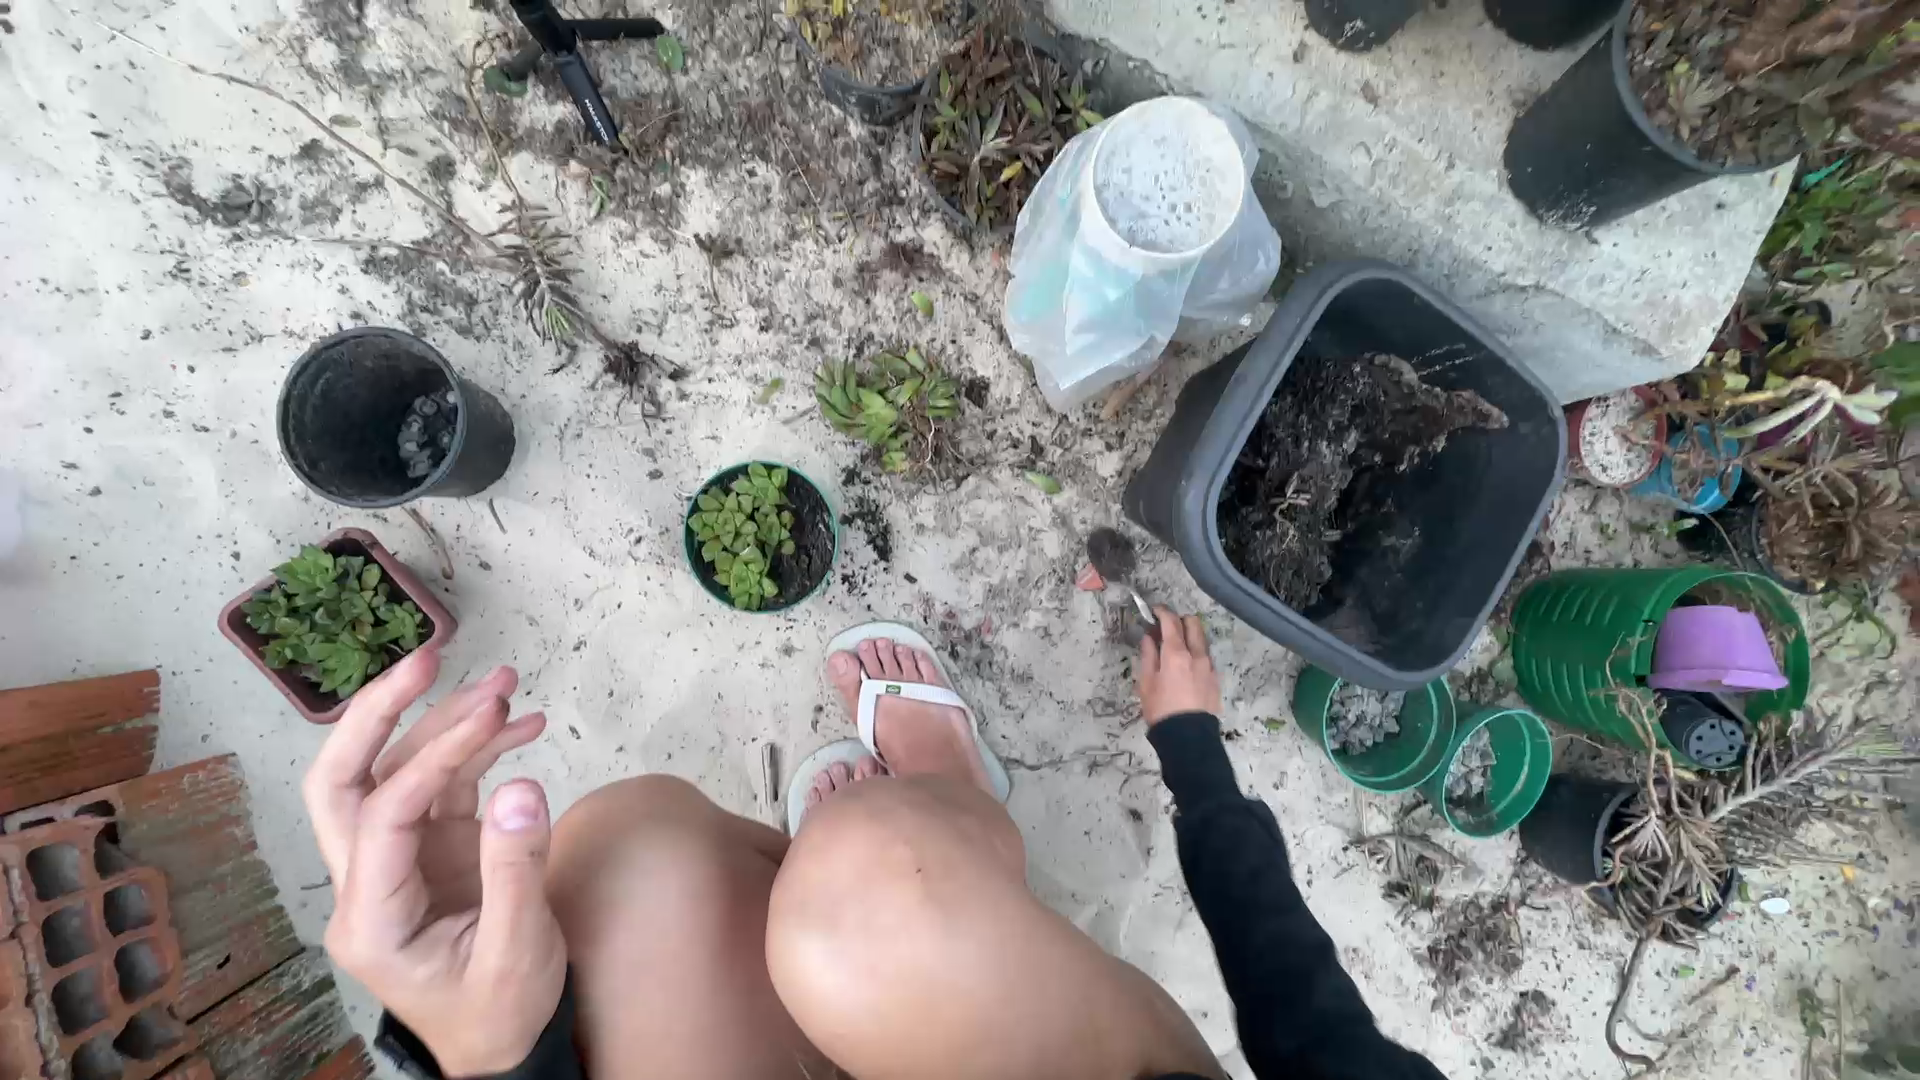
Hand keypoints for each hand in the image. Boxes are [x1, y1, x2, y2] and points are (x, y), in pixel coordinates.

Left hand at [303, 650, 563, 1077]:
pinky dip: (484, 748)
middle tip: (428, 659)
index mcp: (371, 916)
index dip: (437, 758)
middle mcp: (370, 878)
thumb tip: (522, 785)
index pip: (385, 818)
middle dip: (380, 715)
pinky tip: (526, 725)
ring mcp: (405, 857)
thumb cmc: (500, 1006)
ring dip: (450, 721)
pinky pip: (450, 782)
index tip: (497, 713)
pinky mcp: (439, 845)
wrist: (502, 1037)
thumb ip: (515, 869)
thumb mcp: (516, 948)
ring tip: (507, 682)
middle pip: (345, 782)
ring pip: (403, 771)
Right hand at [1137, 606, 1221, 725]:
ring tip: (1175, 647)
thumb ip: (1148, 656)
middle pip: (1193, 624)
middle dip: (1180, 620)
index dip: (1162, 612)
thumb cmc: (1160, 710)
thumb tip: (1148, 638)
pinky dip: (1196, 652)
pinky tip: (1186, 665)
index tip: (1154, 611)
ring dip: (1189, 636)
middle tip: (1166, 627)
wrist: (1188, 738)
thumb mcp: (1146, 683)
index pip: (1171, 622)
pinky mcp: (1215, 679)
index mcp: (1176, 654)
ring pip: (1202, 639)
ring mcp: (1209, 666)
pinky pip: (1206, 656)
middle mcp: (1196, 655)